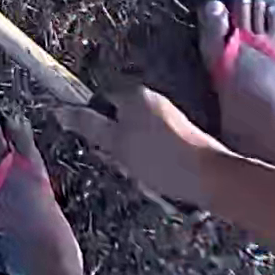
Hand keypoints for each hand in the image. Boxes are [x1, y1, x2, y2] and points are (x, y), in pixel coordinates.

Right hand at [54, 84, 231, 208]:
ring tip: (142, 175)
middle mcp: (150, 99)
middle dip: (116, 142)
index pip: (99, 100)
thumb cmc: (160, 159)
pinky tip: (159, 177)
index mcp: (132, 94)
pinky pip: (156, 144)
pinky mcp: (184, 135)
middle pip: (118, 118)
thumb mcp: (115, 144)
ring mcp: (169, 116)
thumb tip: (60, 111)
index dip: (94, 123)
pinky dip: (153, 159)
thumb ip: (86, 125)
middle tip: (122, 163)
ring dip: (134, 154)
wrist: (214, 180)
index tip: (99, 145)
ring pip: (136, 134)